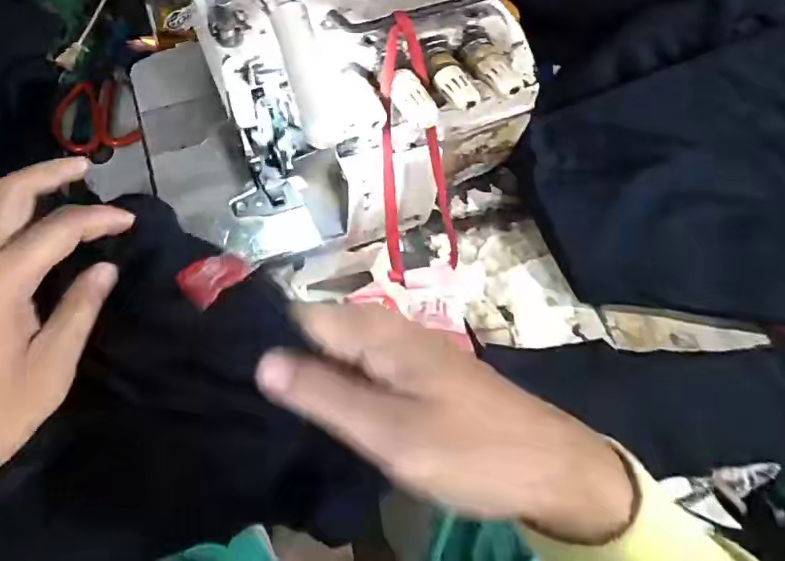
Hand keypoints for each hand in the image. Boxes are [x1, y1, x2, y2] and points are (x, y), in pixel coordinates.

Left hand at [0, 157, 133, 560]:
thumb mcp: (46, 375)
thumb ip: (78, 312)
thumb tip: (104, 269)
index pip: (56, 229)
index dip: (96, 218)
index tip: (127, 220)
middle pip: (7, 192)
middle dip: (48, 172)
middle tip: (85, 167)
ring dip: (24, 190)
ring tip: (60, 188)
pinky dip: (5, 216)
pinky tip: (26, 231)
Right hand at [255, 304, 636, 544]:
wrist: (553, 468)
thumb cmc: (470, 449)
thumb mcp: (390, 433)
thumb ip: (324, 395)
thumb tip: (260, 361)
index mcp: (371, 329)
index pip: (294, 316)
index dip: (263, 339)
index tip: (231, 372)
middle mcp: (379, 324)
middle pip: (311, 329)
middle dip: (282, 357)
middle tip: (250, 402)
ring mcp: (396, 343)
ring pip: (332, 347)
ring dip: (306, 372)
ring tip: (275, 410)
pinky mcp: (409, 366)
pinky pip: (355, 363)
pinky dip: (335, 381)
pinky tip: (322, 412)